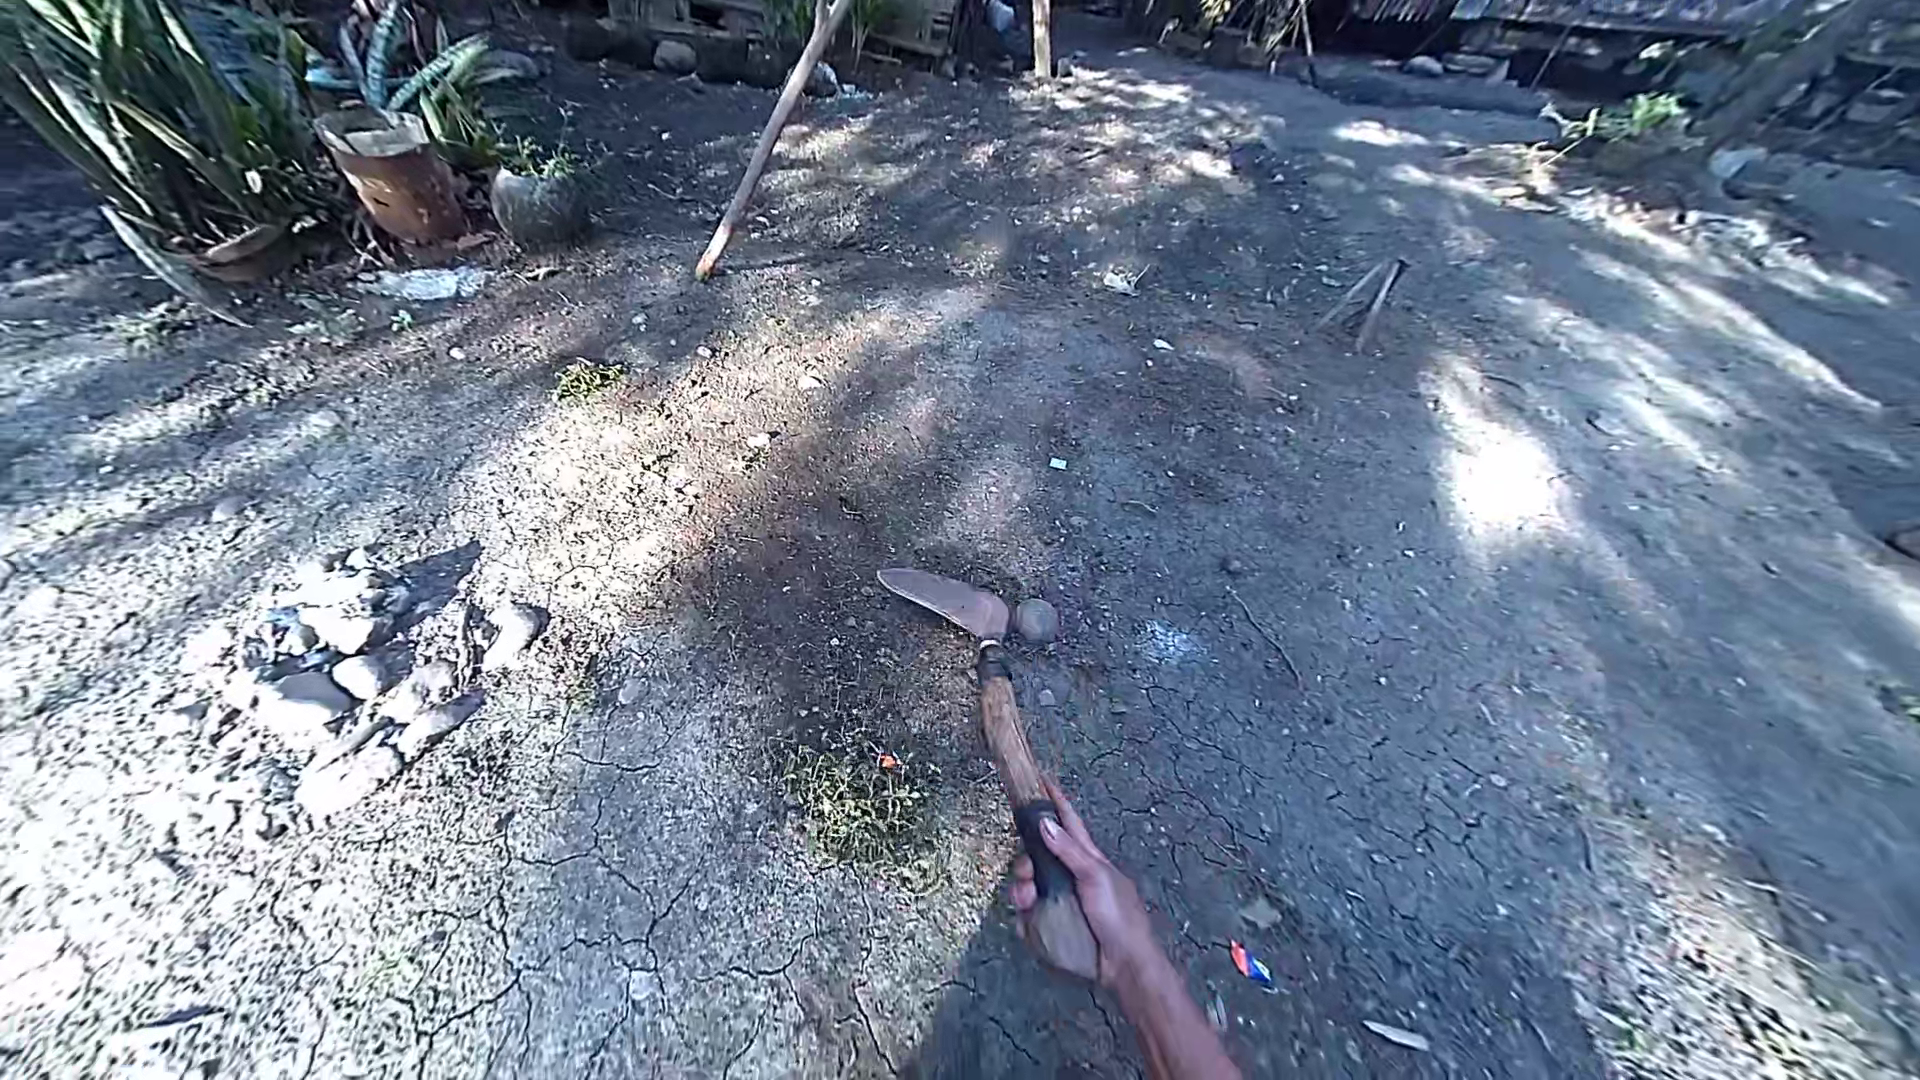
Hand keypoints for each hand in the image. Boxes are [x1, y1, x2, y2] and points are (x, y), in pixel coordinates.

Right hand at [1008, 777, 1162, 988]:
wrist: (1125, 966)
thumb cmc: (1118, 915)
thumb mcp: (1095, 876)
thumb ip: (1068, 849)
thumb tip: (1044, 821)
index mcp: (1086, 856)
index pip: (1068, 819)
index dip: (1055, 799)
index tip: (1041, 778)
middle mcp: (1070, 873)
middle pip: (1038, 854)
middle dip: (1025, 859)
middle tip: (1026, 871)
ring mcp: (1061, 898)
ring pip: (1029, 883)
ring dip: (1022, 889)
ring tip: (1028, 900)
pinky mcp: (1054, 923)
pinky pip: (1030, 914)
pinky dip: (1024, 916)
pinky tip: (1027, 921)